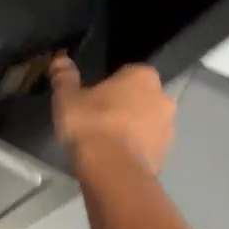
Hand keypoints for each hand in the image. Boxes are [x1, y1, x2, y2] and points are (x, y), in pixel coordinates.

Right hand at [48, 56, 174, 172]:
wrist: (112, 169)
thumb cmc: (90, 123)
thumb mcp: (67, 98)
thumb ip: (65, 77)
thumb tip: (59, 59)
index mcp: (142, 77)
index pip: (128, 72)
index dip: (110, 83)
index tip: (93, 95)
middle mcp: (162, 97)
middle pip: (141, 96)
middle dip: (124, 104)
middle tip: (96, 117)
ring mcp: (168, 127)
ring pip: (146, 121)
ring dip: (131, 126)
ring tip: (103, 140)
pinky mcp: (165, 153)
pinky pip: (147, 144)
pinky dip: (133, 147)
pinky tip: (112, 156)